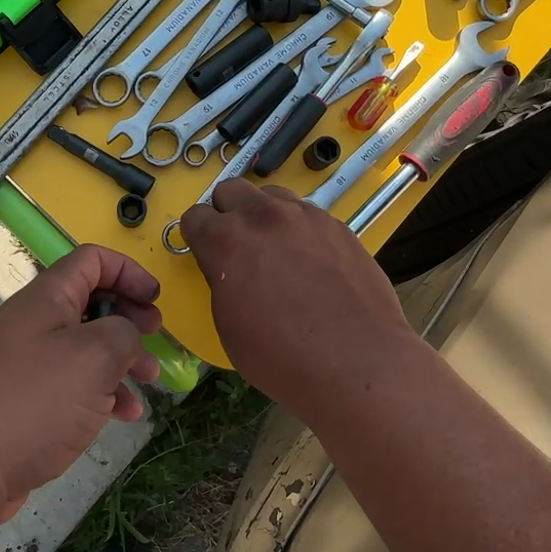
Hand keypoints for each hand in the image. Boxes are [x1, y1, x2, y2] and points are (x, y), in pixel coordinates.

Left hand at [0, 245, 162, 520]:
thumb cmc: (36, 401)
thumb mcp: (95, 356)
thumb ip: (124, 332)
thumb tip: (127, 333)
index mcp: (46, 298)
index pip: (92, 260)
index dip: (129, 271)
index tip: (156, 299)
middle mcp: (34, 323)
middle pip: (91, 302)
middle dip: (130, 316)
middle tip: (156, 335)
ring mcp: (28, 363)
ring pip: (86, 346)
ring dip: (122, 358)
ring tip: (150, 380)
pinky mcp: (26, 400)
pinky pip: (73, 383)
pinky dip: (103, 392)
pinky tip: (125, 414)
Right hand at [182, 180, 418, 414]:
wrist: (356, 361)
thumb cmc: (281, 356)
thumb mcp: (228, 325)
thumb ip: (222, 280)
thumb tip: (230, 269)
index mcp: (226, 241)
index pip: (195, 216)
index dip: (198, 236)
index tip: (208, 253)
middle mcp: (263, 216)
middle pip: (231, 189)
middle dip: (228, 213)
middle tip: (239, 247)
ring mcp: (305, 216)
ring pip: (272, 195)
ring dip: (265, 215)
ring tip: (278, 250)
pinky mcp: (337, 224)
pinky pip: (308, 214)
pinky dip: (300, 229)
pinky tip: (312, 262)